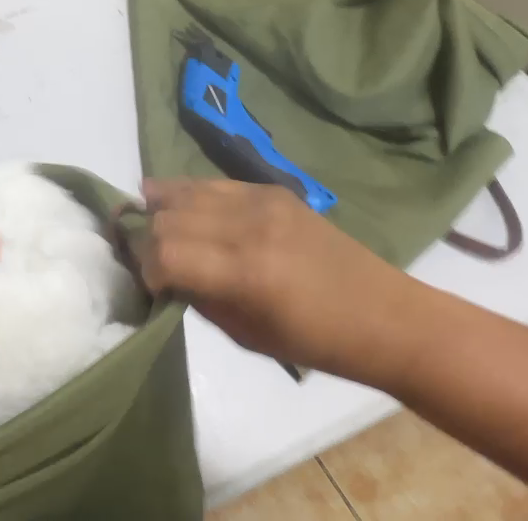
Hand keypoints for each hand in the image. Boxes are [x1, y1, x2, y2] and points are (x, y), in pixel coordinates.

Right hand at [138, 179, 431, 385]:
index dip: (142, 264)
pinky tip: (183, 210)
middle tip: (140, 254)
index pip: (164, 252)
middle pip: (165, 215)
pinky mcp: (271, 188)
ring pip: (182, 188)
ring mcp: (261, 200)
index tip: (144, 280)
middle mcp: (249, 226)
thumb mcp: (246, 335)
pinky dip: (187, 196)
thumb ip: (197, 296)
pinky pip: (211, 183)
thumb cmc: (317, 343)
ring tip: (152, 225)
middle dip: (144, 236)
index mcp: (246, 273)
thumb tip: (160, 273)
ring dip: (159, 208)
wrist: (387, 316)